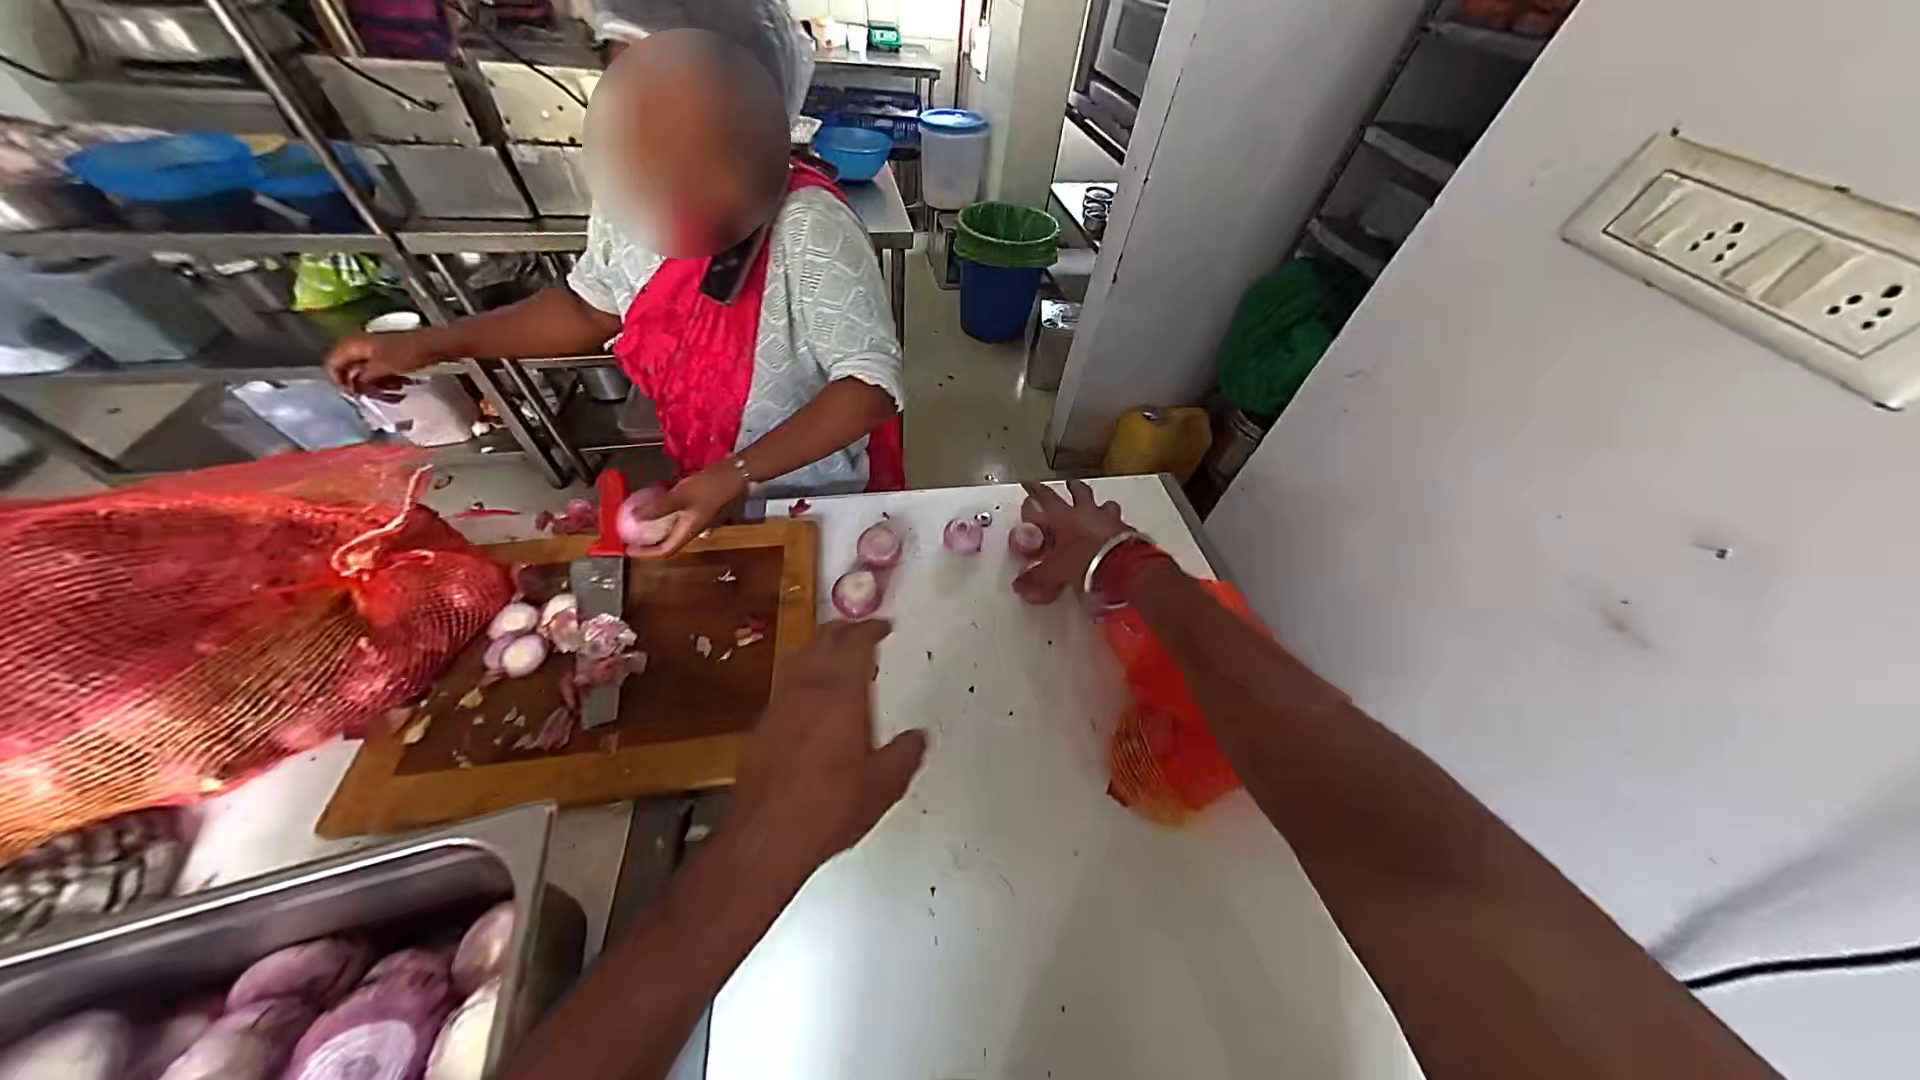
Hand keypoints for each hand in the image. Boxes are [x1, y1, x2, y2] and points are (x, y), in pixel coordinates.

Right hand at [324, 330, 449, 400]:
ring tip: (397, 392)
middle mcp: (360, 347)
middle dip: (366, 387)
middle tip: (382, 397)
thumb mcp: (383, 367)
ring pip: (370, 374)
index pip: (332, 363)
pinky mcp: (391, 357)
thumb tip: (353, 388)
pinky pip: (384, 372)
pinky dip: (391, 381)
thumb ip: (363, 378)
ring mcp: (376, 352)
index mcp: (352, 345)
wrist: (436, 345)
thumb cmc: (408, 353)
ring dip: (381, 386)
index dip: (339, 381)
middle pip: (352, 371)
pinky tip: (404, 385)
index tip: (354, 395)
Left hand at [626, 464, 747, 558]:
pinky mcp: (699, 504)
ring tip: (641, 513)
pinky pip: (678, 511)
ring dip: (656, 522)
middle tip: (632, 531)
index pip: (665, 550)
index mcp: (689, 531)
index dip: (646, 553)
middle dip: (648, 538)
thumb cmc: (709, 488)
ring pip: (672, 525)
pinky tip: (658, 494)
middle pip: (668, 540)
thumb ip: (656, 507)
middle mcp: (693, 527)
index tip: (629, 549)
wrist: (735, 473)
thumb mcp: (680, 496)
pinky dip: (665, 507)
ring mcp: (697, 516)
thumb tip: (633, 517)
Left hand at [729, 620, 927, 874]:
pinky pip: (785, 684)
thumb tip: (917, 738)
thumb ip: (906, 754)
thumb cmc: (830, 807)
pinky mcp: (762, 725)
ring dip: (821, 648)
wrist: (768, 835)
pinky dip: (803, 676)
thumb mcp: (884, 784)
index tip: (883, 626)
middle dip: (845, 630)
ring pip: (800, 658)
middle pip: (824, 640)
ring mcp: (780, 705)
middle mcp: (808, 690)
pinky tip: (810, 697)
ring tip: (836, 656)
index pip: (857, 643)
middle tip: (861, 632)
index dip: (871, 628)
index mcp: (842, 694)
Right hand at [1012, 479, 1130, 605]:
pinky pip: (1120, 522)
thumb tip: (1020, 585)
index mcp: (1064, 517)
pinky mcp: (1126, 530)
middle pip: (1079, 492)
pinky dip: (1115, 525)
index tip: (1032, 484)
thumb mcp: (1054, 572)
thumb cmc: (1083, 562)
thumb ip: (1037, 577)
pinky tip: (1115, 531)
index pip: (1046, 497)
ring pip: (1104, 504)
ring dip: (1099, 505)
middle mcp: (1087, 512)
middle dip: (1073, 487)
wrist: (1121, 567)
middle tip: (1070, 485)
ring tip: (1097, 508)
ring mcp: (1109, 519)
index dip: (1037, 490)